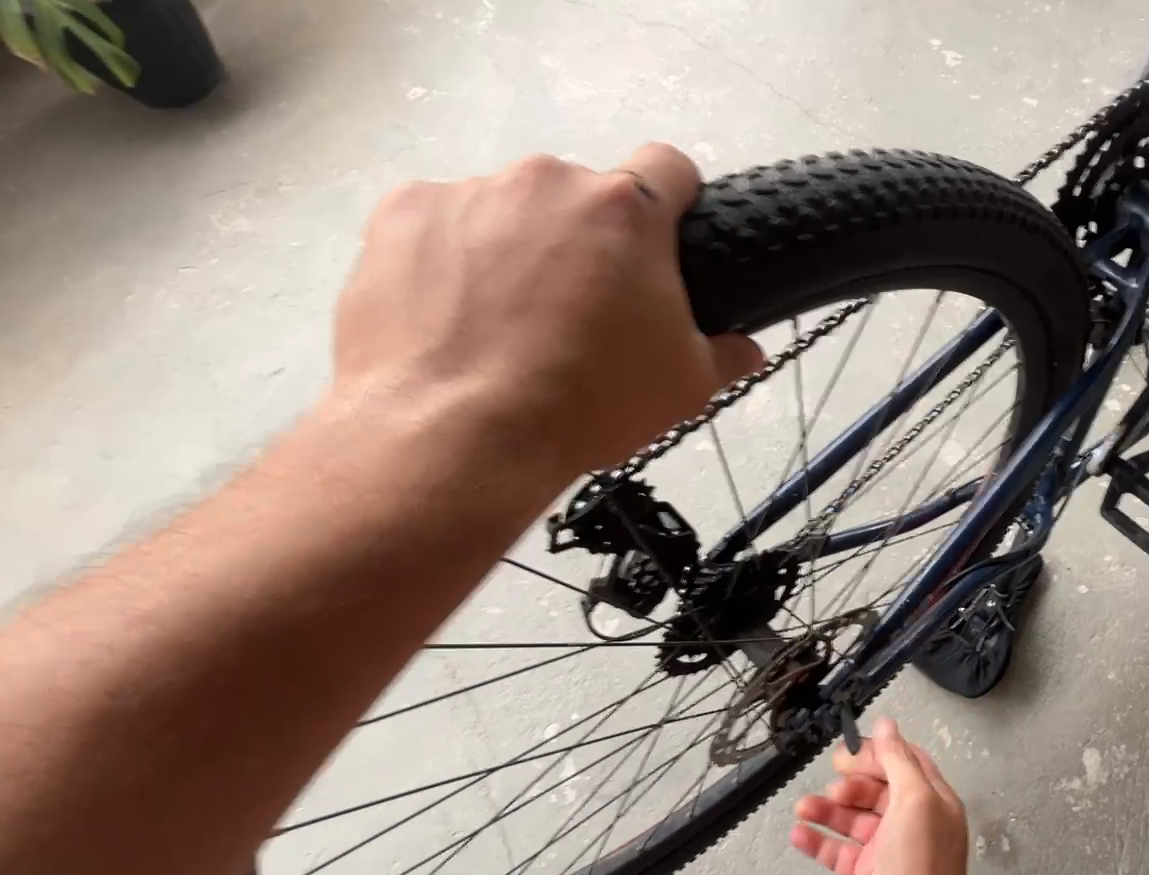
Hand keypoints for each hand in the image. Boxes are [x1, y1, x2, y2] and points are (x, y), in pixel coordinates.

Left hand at [331, 144, 763, 478]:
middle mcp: (548, 180)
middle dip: (592, 241)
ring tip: (513, 324)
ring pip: (514, 211)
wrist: (459, 435)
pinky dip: (457, 260)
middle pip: (585, 197)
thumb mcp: (686, 388)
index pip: (670, 166)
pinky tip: (458, 318)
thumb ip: (725, 355)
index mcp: (627, 210)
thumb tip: (747, 349)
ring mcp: (468, 191)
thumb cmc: (592, 404)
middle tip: (585, 312)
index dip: (676, 202)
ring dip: (524, 250)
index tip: (665, 245)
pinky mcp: (401, 214)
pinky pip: (446, 225)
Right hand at [790, 718, 972, 874]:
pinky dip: (819, 840)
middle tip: (832, 778)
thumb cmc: (920, 858)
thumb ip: (898, 759)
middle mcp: (910, 819)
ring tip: (803, 807)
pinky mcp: (866, 873)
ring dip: (827, 809)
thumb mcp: (914, 798)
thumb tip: (886, 723)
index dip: (877, 753)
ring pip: (853, 818)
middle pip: (875, 788)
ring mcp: (887, 847)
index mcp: (930, 798)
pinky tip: (798, 833)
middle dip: (851, 781)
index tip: (851, 751)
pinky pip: (838, 850)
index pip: (903, 762)